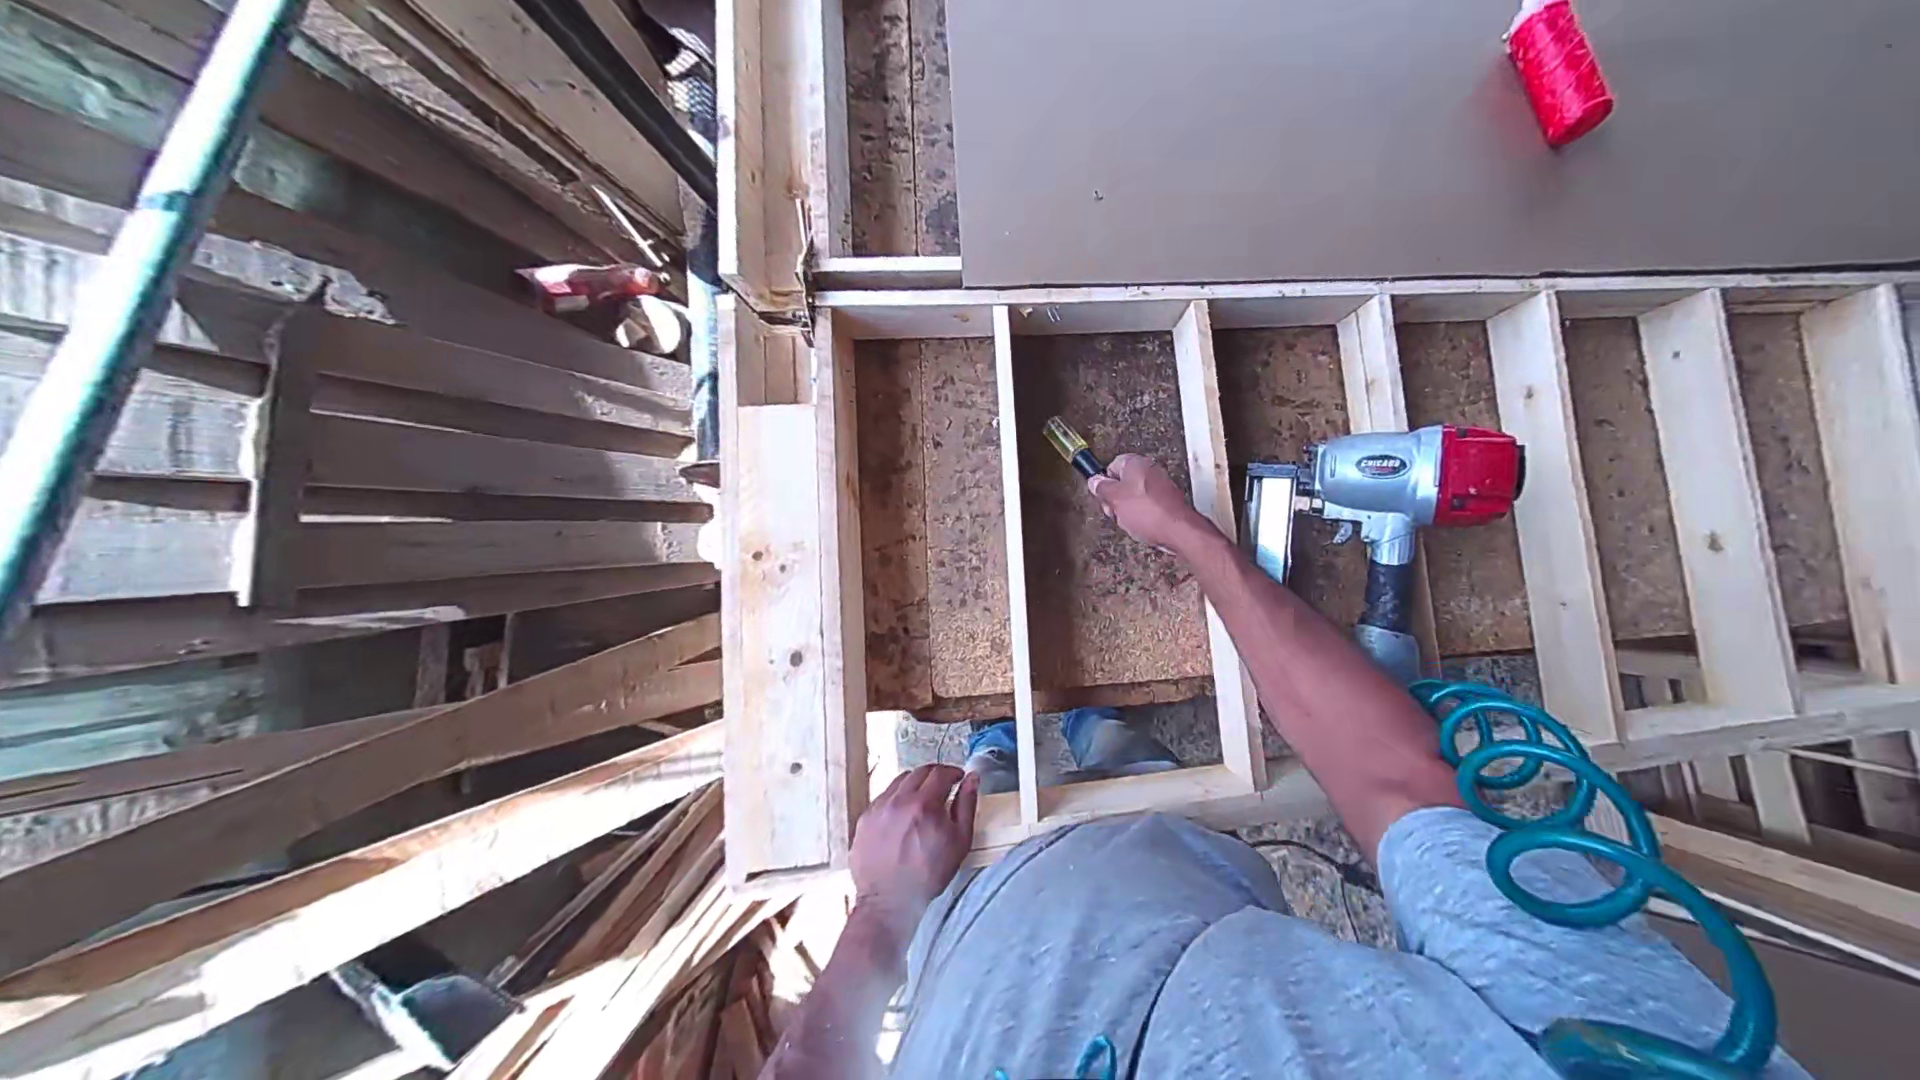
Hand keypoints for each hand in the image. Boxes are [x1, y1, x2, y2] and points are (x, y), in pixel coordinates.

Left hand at [849, 765, 979, 939]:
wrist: (889, 901)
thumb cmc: (928, 875)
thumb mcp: (959, 842)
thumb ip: (967, 805)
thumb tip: (972, 779)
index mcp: (924, 804)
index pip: (941, 772)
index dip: (953, 772)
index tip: (958, 778)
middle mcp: (899, 800)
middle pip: (920, 771)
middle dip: (935, 775)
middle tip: (943, 786)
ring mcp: (879, 808)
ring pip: (900, 781)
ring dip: (915, 784)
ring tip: (922, 801)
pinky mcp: (865, 818)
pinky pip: (884, 797)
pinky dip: (897, 799)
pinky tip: (903, 815)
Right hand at [1087, 454, 1215, 552]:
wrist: (1177, 530)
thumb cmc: (1149, 512)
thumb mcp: (1114, 499)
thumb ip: (1101, 488)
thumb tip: (1095, 482)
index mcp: (1136, 463)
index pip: (1111, 466)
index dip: (1104, 483)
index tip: (1102, 495)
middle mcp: (1150, 470)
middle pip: (1123, 482)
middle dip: (1116, 499)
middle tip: (1115, 510)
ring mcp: (1161, 486)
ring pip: (1134, 497)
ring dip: (1128, 510)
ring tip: (1130, 520)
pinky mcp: (1167, 502)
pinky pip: (1147, 507)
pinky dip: (1142, 516)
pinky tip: (1142, 526)